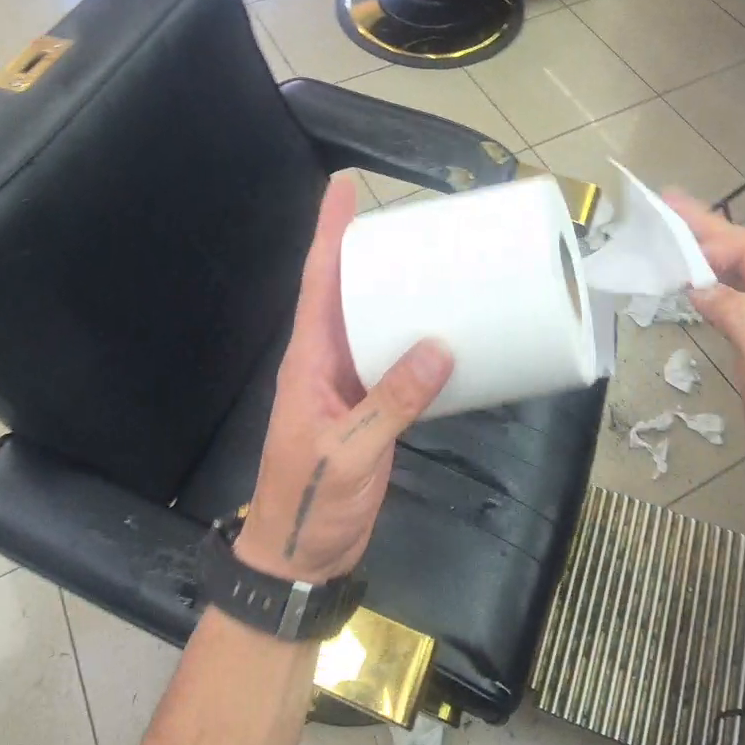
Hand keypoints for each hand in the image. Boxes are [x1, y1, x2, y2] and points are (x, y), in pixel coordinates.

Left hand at [235, 177, 455, 584]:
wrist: (299, 559)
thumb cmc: (309, 503)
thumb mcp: (349, 452)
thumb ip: (392, 403)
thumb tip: (439, 348)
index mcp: (309, 361)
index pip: (318, 282)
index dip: (328, 232)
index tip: (342, 185)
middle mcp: (326, 363)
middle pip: (346, 294)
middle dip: (369, 252)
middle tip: (410, 220)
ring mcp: (347, 387)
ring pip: (371, 326)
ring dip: (396, 295)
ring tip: (435, 265)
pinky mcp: (369, 411)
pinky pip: (393, 364)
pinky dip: (416, 344)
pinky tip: (445, 336)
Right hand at [663, 193, 744, 502]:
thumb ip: (741, 319)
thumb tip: (698, 284)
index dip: (714, 239)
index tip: (674, 238)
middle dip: (706, 226)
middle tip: (665, 203)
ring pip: (738, 269)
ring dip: (704, 246)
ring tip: (669, 227)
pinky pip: (734, 292)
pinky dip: (707, 276)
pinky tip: (688, 273)